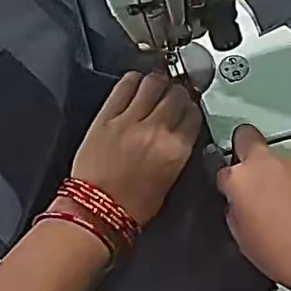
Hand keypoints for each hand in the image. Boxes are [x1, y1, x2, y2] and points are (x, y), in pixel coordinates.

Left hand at [71, 72, 200, 225]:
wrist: (97, 210)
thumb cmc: (132, 205)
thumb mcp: (169, 181)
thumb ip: (177, 151)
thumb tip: (178, 132)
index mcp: (175, 150)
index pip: (193, 114)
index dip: (191, 106)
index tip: (187, 104)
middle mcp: (156, 131)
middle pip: (176, 95)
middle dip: (177, 91)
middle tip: (173, 92)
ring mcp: (129, 121)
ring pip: (152, 84)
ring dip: (158, 81)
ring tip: (156, 83)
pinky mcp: (106, 117)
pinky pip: (123, 87)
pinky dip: (132, 80)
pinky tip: (134, 81)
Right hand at [216, 124, 290, 290]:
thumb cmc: (290, 254)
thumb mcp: (242, 239)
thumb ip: (233, 211)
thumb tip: (236, 206)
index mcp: (239, 178)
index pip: (220, 169)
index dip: (224, 183)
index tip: (228, 193)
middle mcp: (264, 163)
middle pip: (245, 137)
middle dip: (241, 151)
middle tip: (244, 175)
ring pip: (270, 156)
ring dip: (268, 171)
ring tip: (273, 204)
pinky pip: (290, 171)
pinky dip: (288, 182)